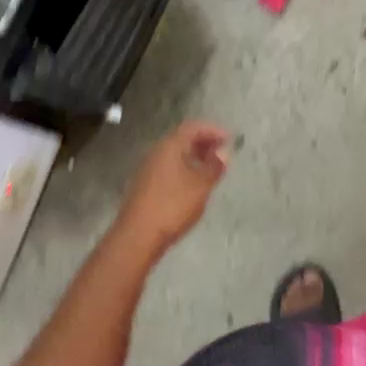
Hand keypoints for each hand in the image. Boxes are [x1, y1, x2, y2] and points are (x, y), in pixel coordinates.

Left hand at [112, 120, 229, 256]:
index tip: (229, 139)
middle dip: (204, 143)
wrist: (137, 237)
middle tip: (222, 152)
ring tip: (211, 169)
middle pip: (183, 139)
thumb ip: (214, 166)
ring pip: (175, 155)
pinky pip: (169, 168)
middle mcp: (157, 152)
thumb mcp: (200, 186)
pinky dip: (184, 169)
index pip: (193, 127)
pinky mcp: (145, 186)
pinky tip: (193, 185)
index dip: (212, 130)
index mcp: (170, 146)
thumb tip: (223, 151)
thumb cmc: (172, 206)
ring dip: (194, 157)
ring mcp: (148, 169)